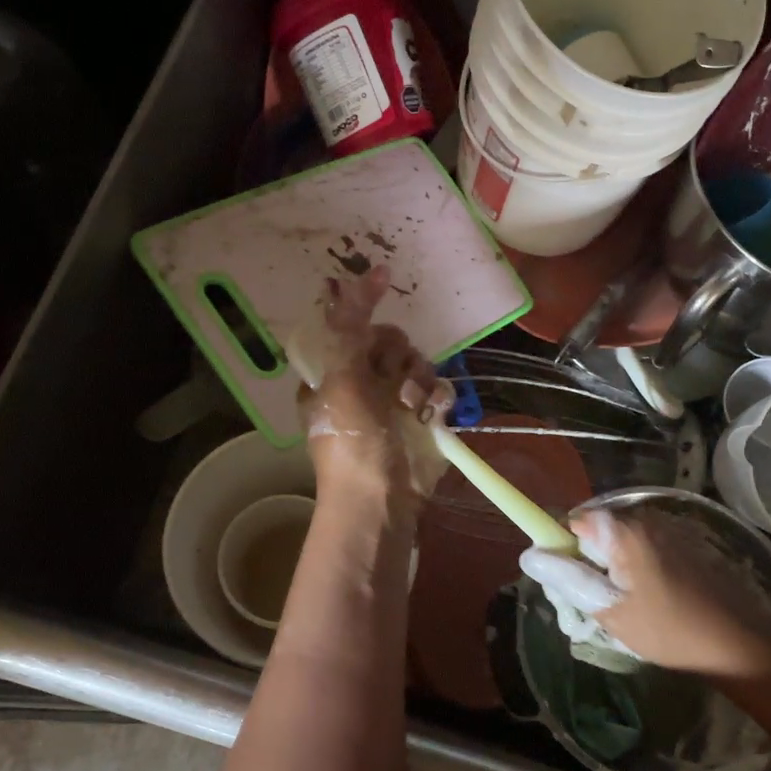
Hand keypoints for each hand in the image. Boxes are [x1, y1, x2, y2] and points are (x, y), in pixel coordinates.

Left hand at [296, 270, 452, 504]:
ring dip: (419, 379)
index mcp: (331, 374)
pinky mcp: (425, 419)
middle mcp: (363, 384)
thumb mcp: (341, 375)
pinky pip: (439, 389)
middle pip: (391, 342)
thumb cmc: (351, 441)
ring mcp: (396, 403)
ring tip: (413, 405)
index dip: (367, 315)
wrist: (382, 499)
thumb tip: (369, 271)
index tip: (384, 284)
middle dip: (397, 356)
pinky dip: (439, 398)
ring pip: (418, 363)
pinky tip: (432, 414)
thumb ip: (350, 323)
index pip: (351, 328)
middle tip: (392, 379)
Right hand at [523, 510, 770, 680]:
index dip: (561, 548)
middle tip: (593, 606)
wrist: (738, 643)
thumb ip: (567, 578)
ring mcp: (669, 531)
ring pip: (620, 544)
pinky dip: (635, 572)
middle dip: (587, 563)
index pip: (572, 521)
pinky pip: (643, 550)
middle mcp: (646, 519)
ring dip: (611, 571)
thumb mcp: (609, 610)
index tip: (565, 582)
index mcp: (624, 530)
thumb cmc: (668, 629)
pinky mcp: (685, 546)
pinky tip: (648, 605)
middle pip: (596, 531)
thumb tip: (529, 554)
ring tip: (622, 611)